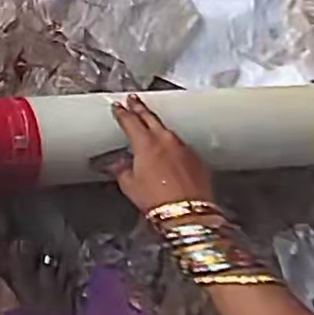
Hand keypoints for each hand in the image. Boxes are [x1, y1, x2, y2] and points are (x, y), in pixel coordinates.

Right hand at [109, 95, 215, 214]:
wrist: (189, 214)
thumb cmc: (159, 201)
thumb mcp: (130, 186)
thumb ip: (122, 170)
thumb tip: (118, 165)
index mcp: (145, 143)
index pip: (130, 120)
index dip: (121, 113)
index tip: (117, 107)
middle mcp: (165, 139)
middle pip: (149, 117)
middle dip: (139, 107)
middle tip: (133, 100)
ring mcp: (182, 147)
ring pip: (166, 129)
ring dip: (156, 124)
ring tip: (149, 123)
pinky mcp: (195, 157)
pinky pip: (180, 144)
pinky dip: (171, 143)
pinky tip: (167, 149)